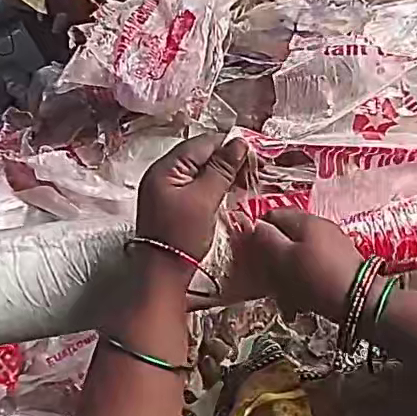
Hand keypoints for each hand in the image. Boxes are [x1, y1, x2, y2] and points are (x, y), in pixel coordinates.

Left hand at [136, 134, 252, 261]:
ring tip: (243, 183)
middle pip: (199, 155)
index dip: (229, 146)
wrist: (162, 272)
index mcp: (166, 167)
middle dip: (226, 160)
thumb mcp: (205, 199)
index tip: (254, 156)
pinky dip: (212, 186)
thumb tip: (239, 143)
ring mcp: (165, 188)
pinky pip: (194, 185)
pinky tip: (227, 193)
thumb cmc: (182, 235)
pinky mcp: (171, 203)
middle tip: (252, 172)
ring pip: (198, 171)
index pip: (202, 144)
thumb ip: (221, 169)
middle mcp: (162, 173)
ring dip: (221, 174)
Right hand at [232, 207, 362, 319]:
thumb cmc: (316, 277)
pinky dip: (304, 282)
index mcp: (304, 220)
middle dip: (274, 259)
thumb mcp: (283, 258)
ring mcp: (334, 244)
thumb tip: (255, 225)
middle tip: (268, 281)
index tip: (252, 254)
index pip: (272, 215)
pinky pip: (314, 267)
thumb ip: (265, 238)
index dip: (258, 232)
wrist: (362, 302)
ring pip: (299, 255)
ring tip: (286, 301)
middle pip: (286, 237)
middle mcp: (320, 227)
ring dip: (288, 276)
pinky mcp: (342, 262)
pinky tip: (303, 303)